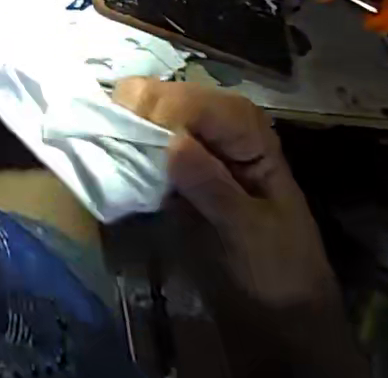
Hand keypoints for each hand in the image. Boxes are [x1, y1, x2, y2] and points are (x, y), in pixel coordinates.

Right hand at [114, 76, 340, 310]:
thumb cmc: (274, 265)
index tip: (132, 150)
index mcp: (245, 126)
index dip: (157, 118)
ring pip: (139, 101)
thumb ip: (216, 190)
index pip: (191, 103)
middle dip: (131, 116)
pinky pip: (134, 120)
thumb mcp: (252, 235)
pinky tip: (113, 156)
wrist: (275, 295)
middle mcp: (215, 112)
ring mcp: (190, 124)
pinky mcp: (170, 139)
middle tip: (115, 155)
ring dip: (120, 123)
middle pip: (158, 92)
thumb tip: (174, 144)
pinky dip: (119, 132)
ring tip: (111, 157)